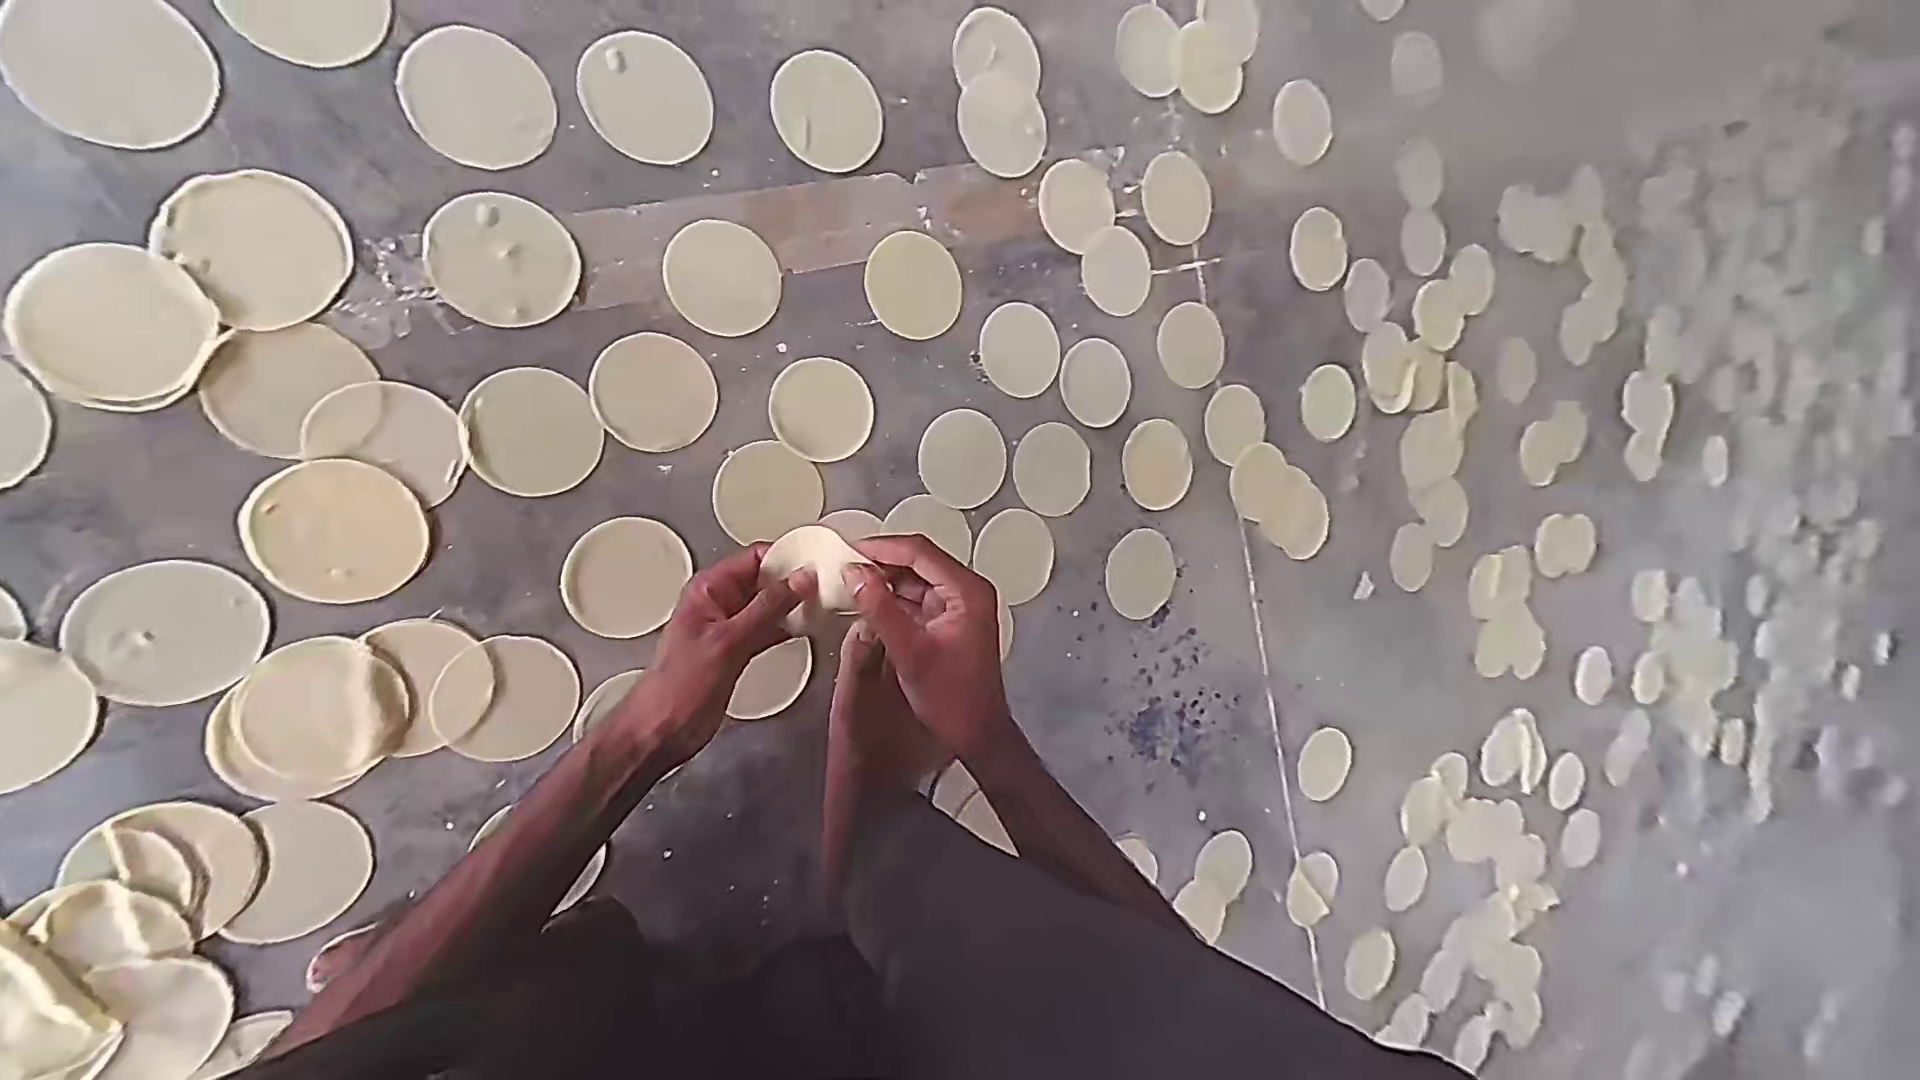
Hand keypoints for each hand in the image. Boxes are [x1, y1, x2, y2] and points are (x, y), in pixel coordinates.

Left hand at [619, 545, 814, 765]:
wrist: (662, 730)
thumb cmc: (678, 685)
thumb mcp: (729, 639)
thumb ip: (767, 607)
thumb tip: (799, 579)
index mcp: (709, 589)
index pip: (755, 557)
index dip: (786, 556)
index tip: (815, 562)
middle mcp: (720, 602)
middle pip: (765, 578)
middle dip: (795, 580)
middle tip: (826, 584)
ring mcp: (731, 626)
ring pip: (771, 604)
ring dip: (795, 604)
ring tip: (823, 603)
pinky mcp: (740, 648)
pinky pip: (770, 627)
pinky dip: (789, 626)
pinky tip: (808, 627)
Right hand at [845, 535, 1014, 759]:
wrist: (975, 732)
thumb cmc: (953, 698)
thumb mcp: (909, 651)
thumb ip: (880, 609)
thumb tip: (855, 574)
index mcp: (967, 591)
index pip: (920, 552)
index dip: (882, 548)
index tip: (851, 550)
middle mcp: (967, 592)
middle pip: (918, 561)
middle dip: (881, 562)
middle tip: (846, 565)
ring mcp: (958, 606)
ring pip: (915, 579)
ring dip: (885, 579)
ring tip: (851, 582)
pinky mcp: (948, 620)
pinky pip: (916, 598)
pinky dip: (892, 598)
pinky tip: (868, 602)